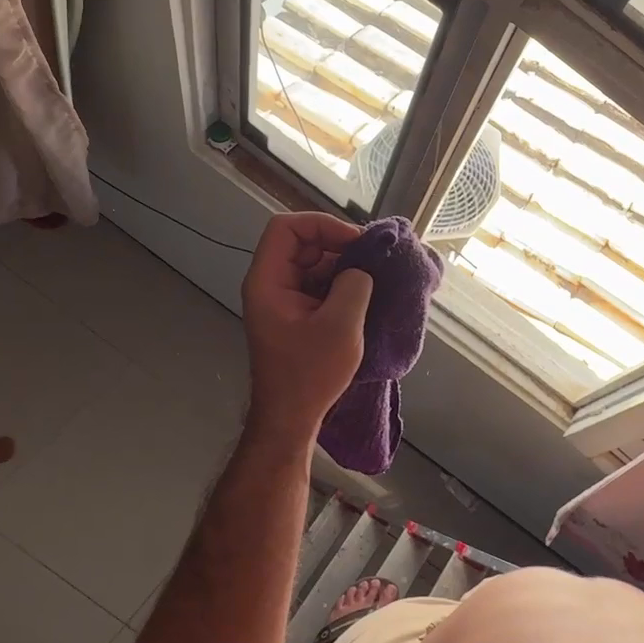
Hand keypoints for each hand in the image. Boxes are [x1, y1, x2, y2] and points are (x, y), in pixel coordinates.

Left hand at [240, 212, 372, 437]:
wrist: (291, 417)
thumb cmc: (310, 374)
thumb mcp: (341, 326)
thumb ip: (354, 285)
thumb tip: (361, 270)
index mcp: (268, 282)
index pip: (286, 228)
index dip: (321, 225)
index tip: (354, 242)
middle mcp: (271, 284)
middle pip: (301, 242)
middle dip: (338, 244)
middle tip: (372, 258)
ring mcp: (284, 299)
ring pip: (314, 262)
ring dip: (344, 265)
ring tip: (375, 276)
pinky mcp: (298, 313)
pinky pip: (320, 283)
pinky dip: (343, 282)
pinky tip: (367, 293)